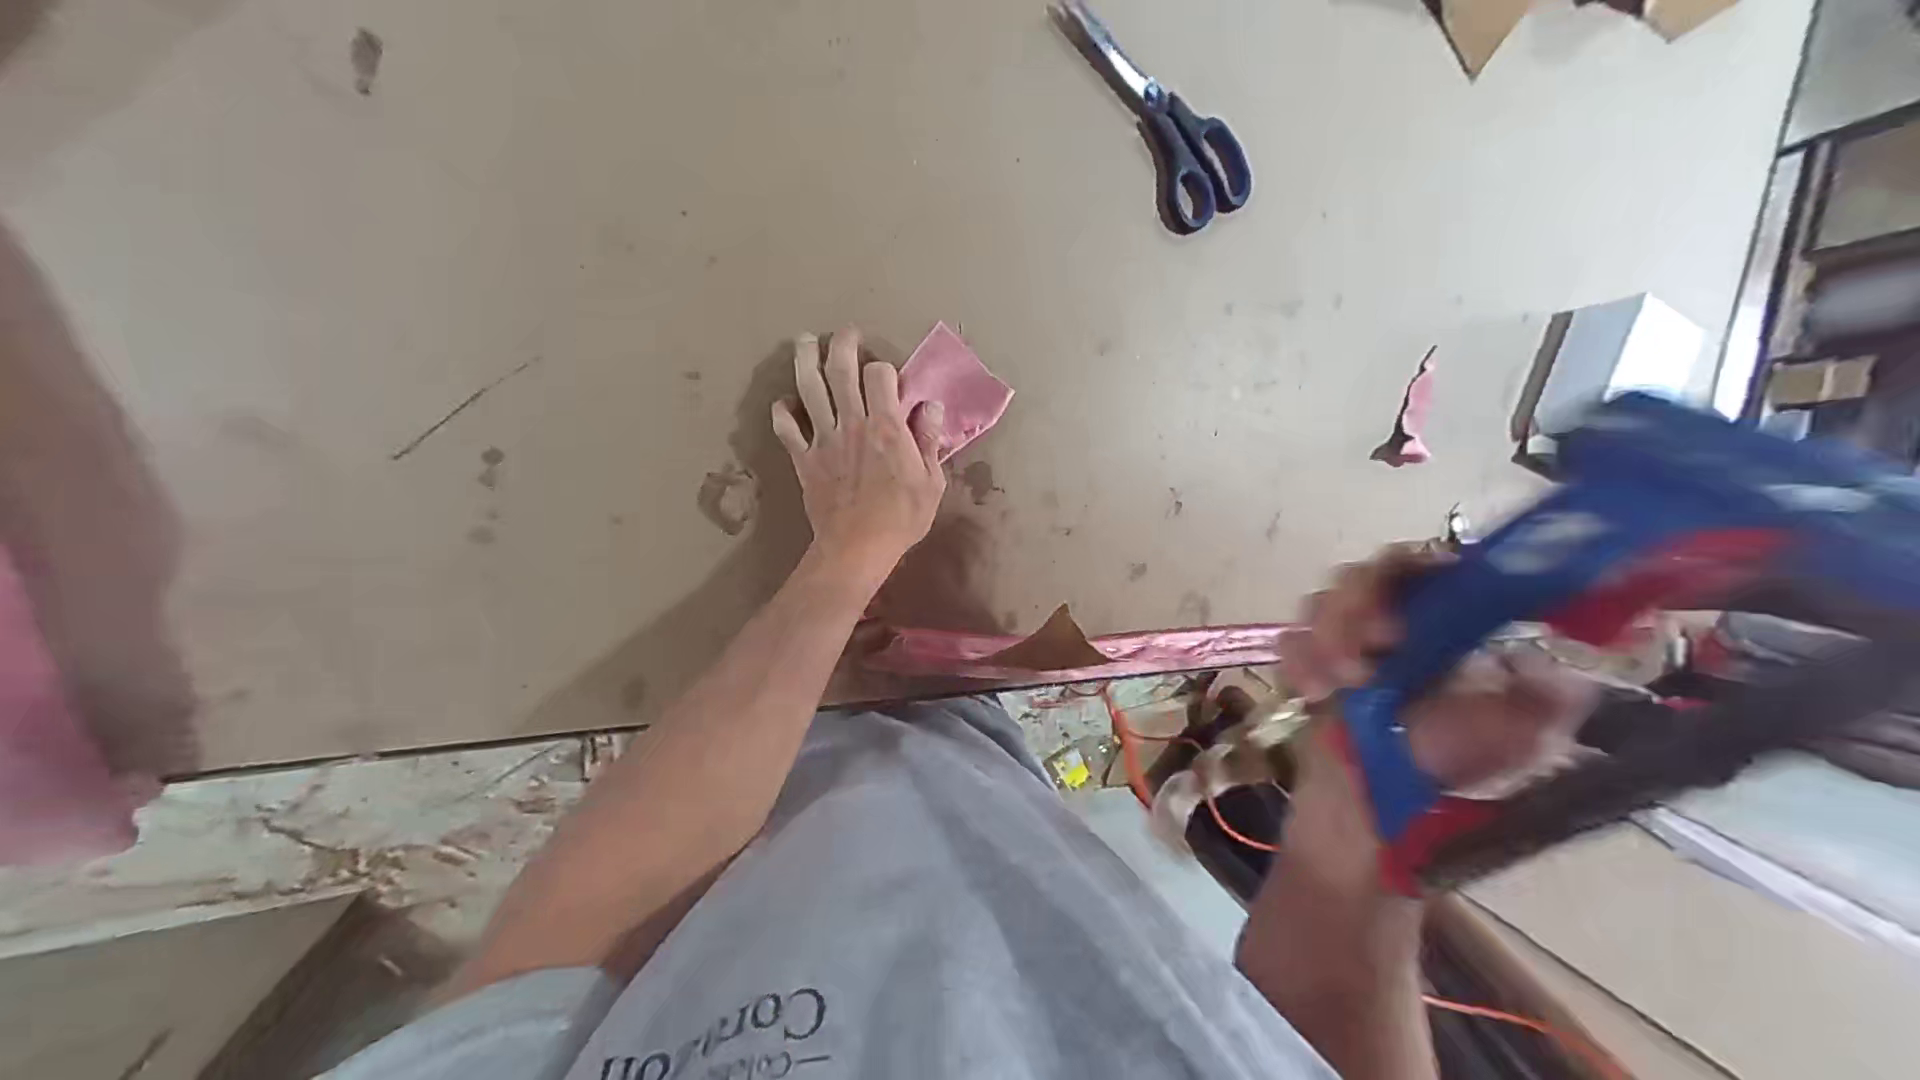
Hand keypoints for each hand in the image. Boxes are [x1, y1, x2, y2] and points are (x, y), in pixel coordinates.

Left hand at [772, 327, 946, 584]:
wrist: (856, 548)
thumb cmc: (901, 518)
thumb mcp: (931, 482)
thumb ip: (929, 440)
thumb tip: (930, 406)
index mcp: (886, 426)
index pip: (880, 375)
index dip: (884, 367)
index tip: (888, 375)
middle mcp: (852, 423)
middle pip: (841, 369)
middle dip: (842, 344)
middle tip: (845, 334)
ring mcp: (823, 439)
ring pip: (809, 389)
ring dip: (805, 360)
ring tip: (805, 342)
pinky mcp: (804, 459)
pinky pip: (787, 428)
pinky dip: (783, 412)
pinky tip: (785, 403)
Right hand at [1280, 542, 1594, 791]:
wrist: (1378, 794)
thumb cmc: (1450, 757)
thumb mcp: (1521, 730)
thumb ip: (1549, 692)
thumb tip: (1564, 656)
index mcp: (1445, 613)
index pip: (1424, 561)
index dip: (1409, 574)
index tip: (1403, 622)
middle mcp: (1390, 610)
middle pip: (1361, 574)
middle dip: (1353, 609)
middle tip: (1364, 656)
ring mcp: (1342, 630)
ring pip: (1319, 602)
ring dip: (1326, 639)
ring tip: (1338, 686)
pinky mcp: (1305, 654)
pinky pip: (1291, 639)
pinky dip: (1298, 662)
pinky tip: (1315, 694)